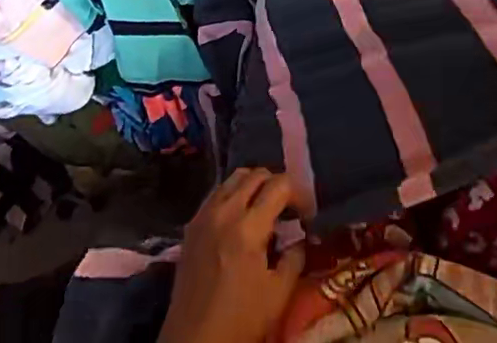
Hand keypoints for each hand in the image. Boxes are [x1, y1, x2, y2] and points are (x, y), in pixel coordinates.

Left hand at [159, 169, 305, 342]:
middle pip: (257, 174)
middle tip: (288, 209)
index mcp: (248, 227)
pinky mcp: (191, 227)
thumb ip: (295, 255)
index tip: (306, 214)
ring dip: (254, 186)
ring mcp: (203, 216)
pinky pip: (216, 194)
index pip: (280, 184)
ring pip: (234, 178)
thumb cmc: (240, 321)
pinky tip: (240, 220)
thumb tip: (300, 235)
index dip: (299, 193)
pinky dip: (233, 195)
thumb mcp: (279, 293)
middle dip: (277, 185)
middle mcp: (224, 212)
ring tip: (264, 210)